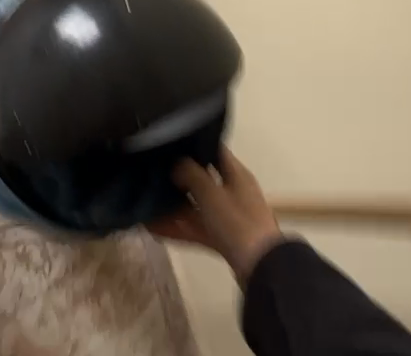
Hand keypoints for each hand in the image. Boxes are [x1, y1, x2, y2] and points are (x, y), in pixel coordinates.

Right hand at [147, 146, 284, 284]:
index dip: (191, 142)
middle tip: (151, 170)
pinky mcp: (224, 237)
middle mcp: (233, 191)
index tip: (166, 140)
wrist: (263, 270)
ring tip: (147, 200)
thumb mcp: (210, 193)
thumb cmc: (237, 223)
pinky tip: (153, 228)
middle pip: (202, 177)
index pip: (212, 148)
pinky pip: (196, 225)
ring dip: (174, 204)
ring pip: (197, 203)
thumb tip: (175, 162)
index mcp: (236, 174)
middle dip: (177, 176)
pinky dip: (178, 226)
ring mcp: (229, 215)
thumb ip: (190, 173)